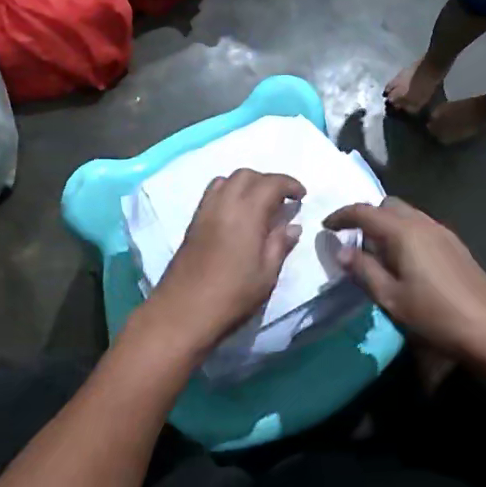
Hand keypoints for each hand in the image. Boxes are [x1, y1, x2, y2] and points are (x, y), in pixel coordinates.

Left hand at [135, 169, 305, 358]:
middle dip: (267, 181)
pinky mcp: (193, 223)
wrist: (183, 311)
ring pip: (226, 180)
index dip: (289, 184)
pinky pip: (212, 194)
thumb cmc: (232, 296)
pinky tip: (237, 216)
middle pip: (246, 175)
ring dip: (246, 184)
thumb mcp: (266, 274)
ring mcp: (204, 211)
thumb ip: (279, 245)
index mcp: (246, 213)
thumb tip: (292, 225)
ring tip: (259, 205)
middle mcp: (223, 204)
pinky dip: (228, 193)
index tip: (302, 196)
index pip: (270, 183)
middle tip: (282, 200)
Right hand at [324, 199, 485, 366]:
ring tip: (375, 252)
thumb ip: (363, 270)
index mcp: (404, 231)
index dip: (341, 216)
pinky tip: (402, 260)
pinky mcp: (455, 246)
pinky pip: (421, 227)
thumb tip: (341, 250)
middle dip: (367, 216)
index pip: (364, 211)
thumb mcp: (390, 297)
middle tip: (352, 239)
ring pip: (407, 215)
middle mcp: (424, 223)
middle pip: (388, 206)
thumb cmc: (435, 315)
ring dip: (387, 225)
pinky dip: (404, 233)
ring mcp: (443, 233)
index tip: (326, 226)